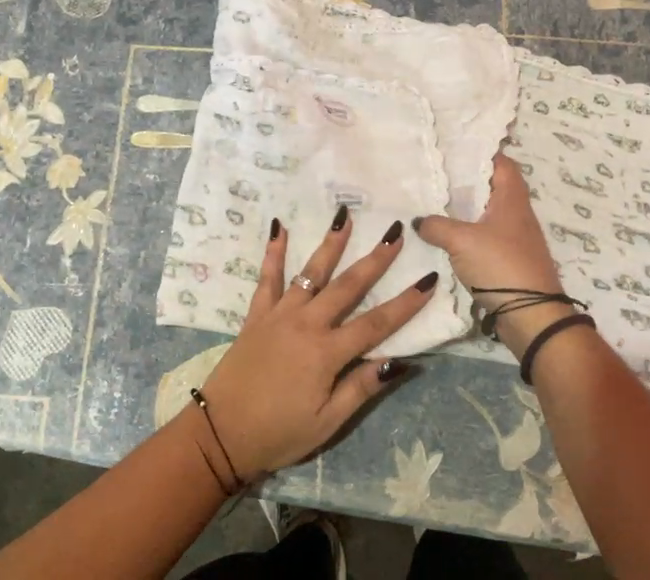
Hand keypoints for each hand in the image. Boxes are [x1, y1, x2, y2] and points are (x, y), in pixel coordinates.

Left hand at [193, 207, 436, 477]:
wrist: (220, 434)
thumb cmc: (278, 434)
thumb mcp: (327, 423)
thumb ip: (360, 388)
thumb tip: (400, 361)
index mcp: (326, 353)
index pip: (376, 323)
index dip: (405, 303)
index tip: (429, 278)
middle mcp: (306, 324)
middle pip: (347, 286)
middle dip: (375, 259)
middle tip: (395, 232)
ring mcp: (279, 315)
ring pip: (310, 272)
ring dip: (330, 243)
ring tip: (344, 215)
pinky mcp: (256, 315)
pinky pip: (267, 278)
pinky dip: (273, 252)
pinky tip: (278, 227)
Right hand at [414, 154, 571, 355]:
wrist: (532, 315)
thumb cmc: (501, 266)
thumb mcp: (461, 241)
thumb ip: (436, 226)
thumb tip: (417, 221)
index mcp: (512, 199)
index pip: (502, 163)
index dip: (481, 153)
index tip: (454, 149)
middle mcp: (517, 214)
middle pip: (493, 188)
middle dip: (468, 181)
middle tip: (436, 175)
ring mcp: (516, 239)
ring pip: (488, 214)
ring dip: (467, 210)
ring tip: (435, 204)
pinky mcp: (510, 261)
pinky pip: (486, 238)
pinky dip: (468, 234)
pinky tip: (447, 238)